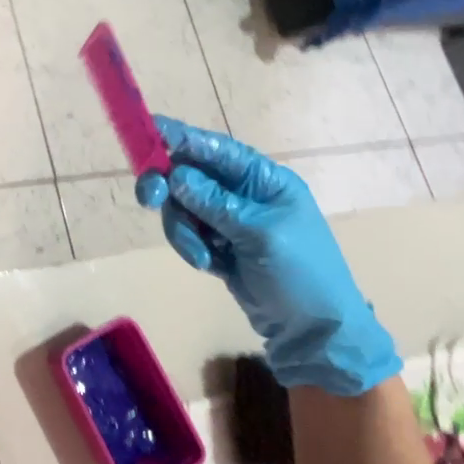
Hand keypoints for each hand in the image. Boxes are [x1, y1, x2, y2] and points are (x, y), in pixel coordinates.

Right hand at [134, 116, 402, 395]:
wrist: (315, 334)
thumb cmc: (301, 276)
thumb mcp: (260, 234)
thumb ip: (215, 202)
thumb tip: (175, 175)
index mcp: (264, 180)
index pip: (215, 148)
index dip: (181, 137)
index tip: (147, 130)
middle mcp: (243, 192)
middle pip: (188, 174)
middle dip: (169, 188)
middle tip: (149, 200)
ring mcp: (228, 218)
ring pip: (181, 205)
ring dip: (183, 229)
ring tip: (202, 256)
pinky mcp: (217, 242)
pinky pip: (186, 231)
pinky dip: (190, 246)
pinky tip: (210, 266)